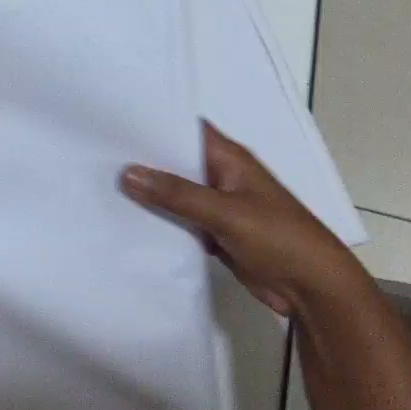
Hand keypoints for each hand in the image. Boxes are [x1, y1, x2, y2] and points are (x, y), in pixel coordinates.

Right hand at [121, 124, 364, 316]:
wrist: (315, 290)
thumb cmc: (278, 237)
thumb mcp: (225, 212)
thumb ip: (177, 194)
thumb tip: (127, 172)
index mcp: (229, 157)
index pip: (184, 128)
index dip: (152, 121)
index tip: (112, 119)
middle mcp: (221, 175)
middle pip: (175, 160)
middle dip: (142, 159)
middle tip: (96, 153)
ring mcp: (219, 205)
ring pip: (176, 193)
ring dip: (149, 192)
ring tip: (101, 183)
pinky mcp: (216, 233)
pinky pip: (181, 220)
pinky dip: (161, 221)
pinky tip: (128, 220)